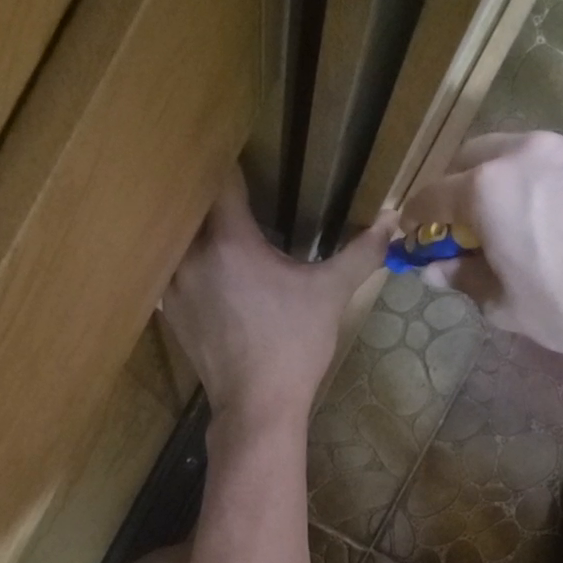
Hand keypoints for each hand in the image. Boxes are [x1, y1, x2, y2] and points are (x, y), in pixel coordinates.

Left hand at [163, 173, 392, 423]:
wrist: (257, 405)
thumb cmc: (295, 346)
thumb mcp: (331, 294)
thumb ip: (361, 252)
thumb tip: (392, 219)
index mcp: (229, 241)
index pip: (220, 180)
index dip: (232, 164)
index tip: (246, 157)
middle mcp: (192, 255)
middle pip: (192, 204)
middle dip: (212, 195)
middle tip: (235, 189)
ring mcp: (175, 284)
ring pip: (177, 237)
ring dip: (195, 227)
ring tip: (222, 235)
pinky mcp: (170, 310)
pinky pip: (172, 268)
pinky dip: (187, 260)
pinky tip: (208, 266)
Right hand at [401, 130, 562, 364]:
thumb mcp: (506, 306)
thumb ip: (463, 279)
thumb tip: (435, 269)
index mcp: (487, 189)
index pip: (431, 197)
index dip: (415, 221)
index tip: (414, 239)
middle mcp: (525, 151)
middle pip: (473, 159)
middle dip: (460, 190)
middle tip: (468, 229)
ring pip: (521, 153)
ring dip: (506, 180)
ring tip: (523, 220)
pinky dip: (550, 179)